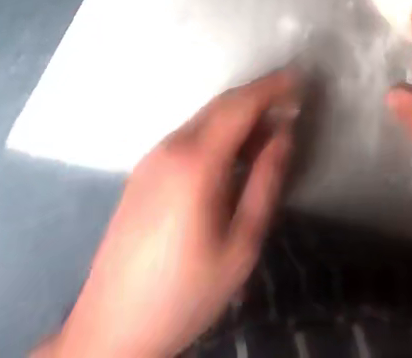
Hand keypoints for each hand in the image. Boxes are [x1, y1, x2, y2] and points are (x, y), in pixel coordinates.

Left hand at [44, 71, 298, 357]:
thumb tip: (285, 133)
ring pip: (205, 118)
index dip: (274, 86)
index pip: (241, 104)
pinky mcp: (142, 173)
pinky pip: (189, 134)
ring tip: (271, 130)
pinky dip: (219, 130)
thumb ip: (266, 181)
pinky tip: (235, 154)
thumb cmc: (184, 293)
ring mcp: (151, 159)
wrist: (108, 334)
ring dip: (240, 114)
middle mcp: (170, 148)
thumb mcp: (241, 245)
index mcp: (196, 162)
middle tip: (294, 102)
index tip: (303, 78)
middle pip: (222, 105)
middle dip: (259, 96)